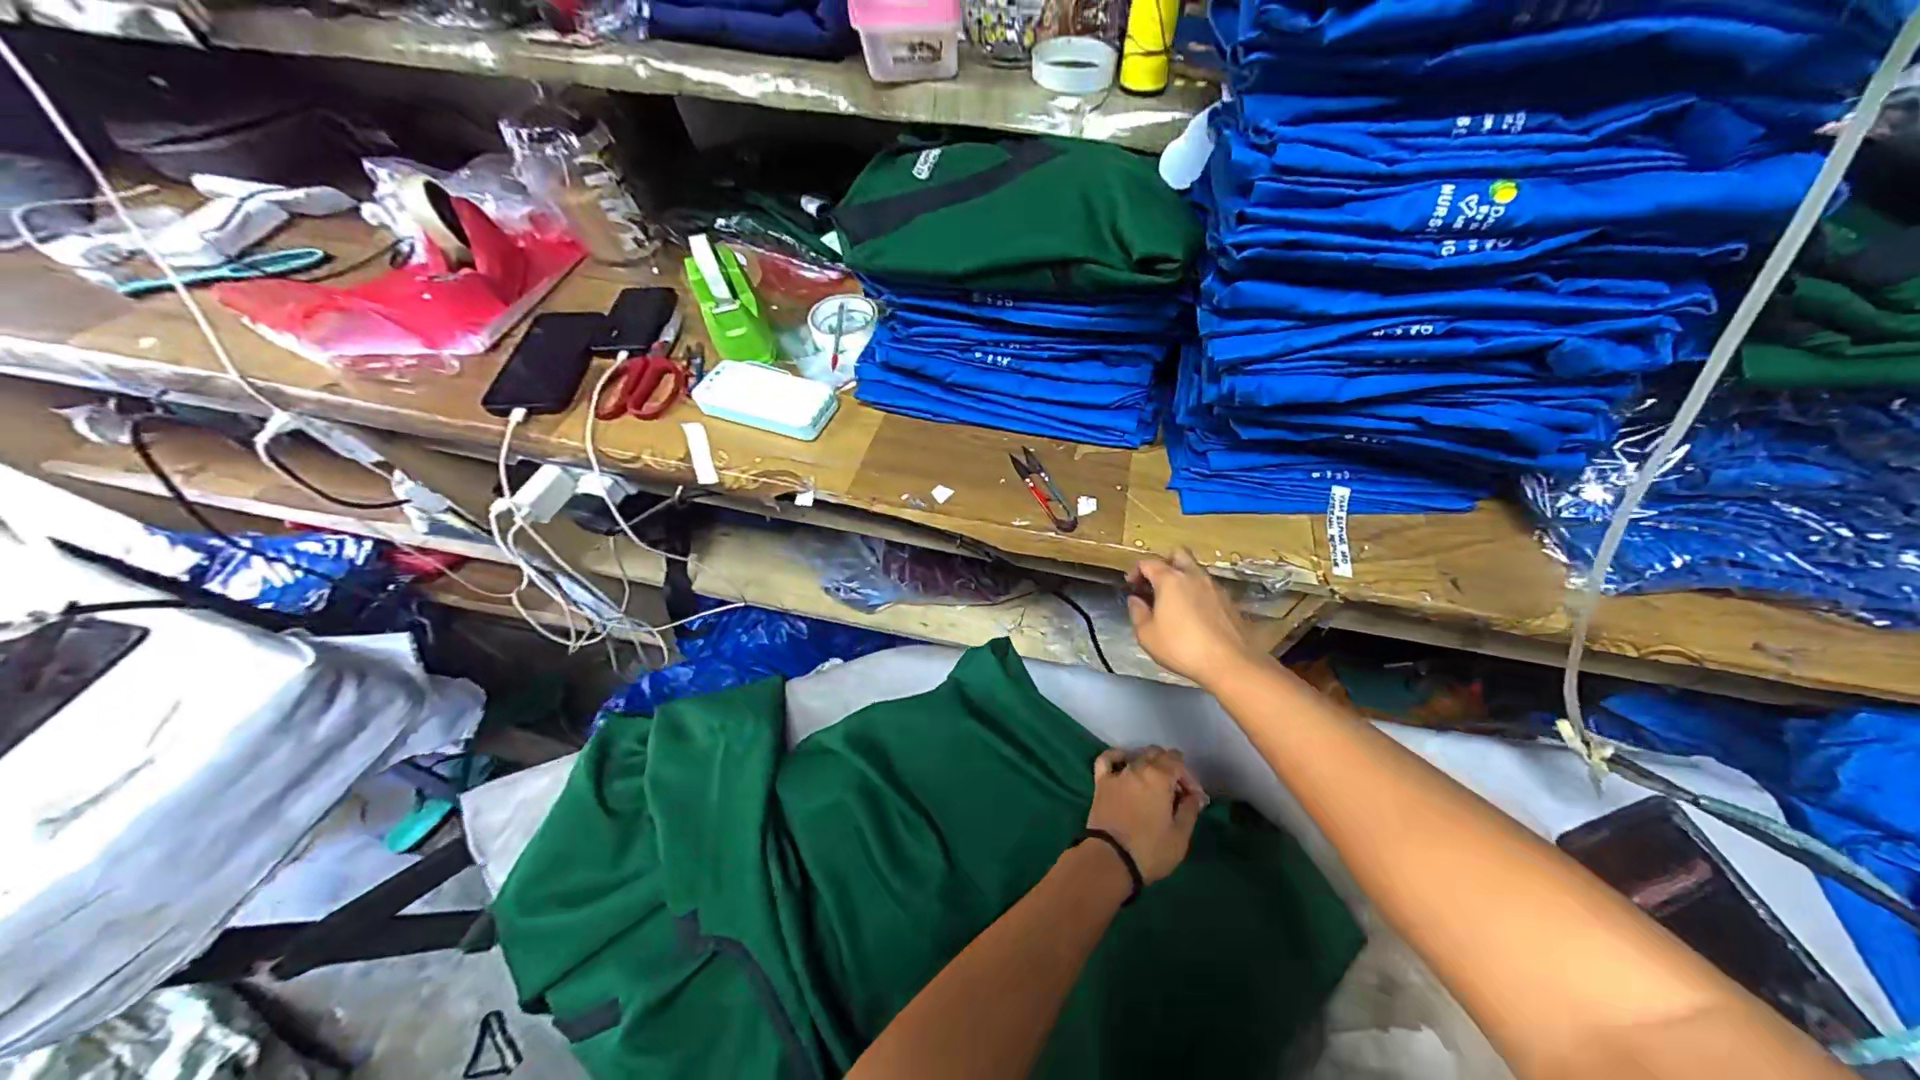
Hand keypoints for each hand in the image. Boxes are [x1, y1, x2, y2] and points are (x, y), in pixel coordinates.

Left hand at [1085, 746, 1205, 884]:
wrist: (1110, 859)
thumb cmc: (1150, 850)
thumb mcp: (1180, 835)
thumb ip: (1190, 810)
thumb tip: (1194, 796)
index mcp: (1159, 777)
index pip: (1177, 761)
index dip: (1188, 777)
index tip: (1193, 798)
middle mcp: (1137, 768)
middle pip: (1157, 754)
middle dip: (1170, 768)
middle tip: (1176, 793)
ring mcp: (1117, 774)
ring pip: (1136, 756)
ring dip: (1149, 764)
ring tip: (1155, 783)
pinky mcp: (1100, 783)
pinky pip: (1107, 759)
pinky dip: (1117, 757)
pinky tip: (1124, 763)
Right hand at [1126, 548, 1263, 686]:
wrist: (1230, 663)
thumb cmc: (1181, 647)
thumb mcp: (1147, 635)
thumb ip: (1137, 612)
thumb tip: (1136, 600)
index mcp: (1170, 579)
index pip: (1148, 563)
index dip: (1136, 571)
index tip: (1131, 585)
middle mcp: (1194, 576)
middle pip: (1178, 555)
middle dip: (1164, 563)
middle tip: (1155, 583)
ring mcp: (1215, 587)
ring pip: (1195, 571)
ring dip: (1182, 579)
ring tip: (1173, 602)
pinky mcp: (1229, 601)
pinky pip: (1208, 588)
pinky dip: (1196, 593)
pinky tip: (1193, 615)